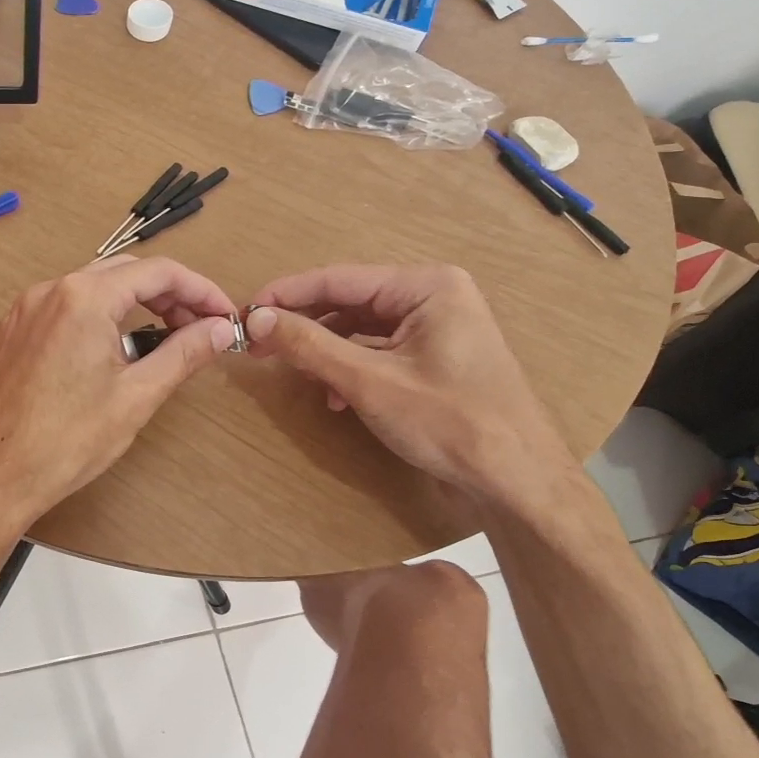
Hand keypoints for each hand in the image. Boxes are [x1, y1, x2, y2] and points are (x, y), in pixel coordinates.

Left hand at [0, 255, 236, 528]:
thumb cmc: (64, 442)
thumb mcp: (137, 396)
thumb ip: (184, 353)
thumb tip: (219, 329)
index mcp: (83, 298)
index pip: (158, 272)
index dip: (200, 291)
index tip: (223, 316)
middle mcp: (50, 291)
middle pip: (125, 272)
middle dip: (169, 295)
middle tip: (199, 328)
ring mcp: (26, 310)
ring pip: (94, 287)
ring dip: (134, 304)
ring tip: (164, 339)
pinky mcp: (13, 332)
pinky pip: (65, 307)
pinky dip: (99, 316)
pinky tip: (115, 348)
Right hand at [244, 263, 573, 502]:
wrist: (515, 478)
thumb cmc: (448, 422)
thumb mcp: (368, 381)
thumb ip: (309, 345)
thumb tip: (255, 318)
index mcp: (427, 286)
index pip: (339, 279)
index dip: (286, 295)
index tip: (243, 311)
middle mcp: (435, 296)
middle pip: (350, 301)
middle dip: (304, 325)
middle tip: (257, 346)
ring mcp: (439, 328)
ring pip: (362, 328)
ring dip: (326, 350)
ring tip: (294, 372)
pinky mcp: (438, 357)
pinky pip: (380, 350)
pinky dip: (351, 368)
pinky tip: (335, 397)